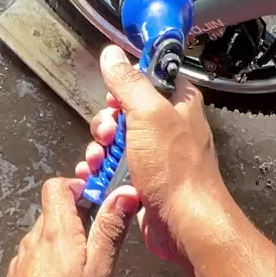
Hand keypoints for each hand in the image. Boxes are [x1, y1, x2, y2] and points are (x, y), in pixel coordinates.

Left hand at [0, 177, 137, 276]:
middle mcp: (32, 240)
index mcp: (55, 231)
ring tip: (86, 276)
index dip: (80, 187)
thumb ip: (110, 230)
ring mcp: (21, 262)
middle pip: (54, 214)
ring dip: (67, 247)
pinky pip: (37, 262)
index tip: (101, 204)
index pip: (57, 186)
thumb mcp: (99, 271)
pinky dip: (53, 267)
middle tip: (102, 248)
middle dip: (79, 222)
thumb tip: (124, 191)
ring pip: (46, 240)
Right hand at [74, 46, 238, 273]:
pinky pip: (113, 172)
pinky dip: (100, 173)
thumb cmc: (174, 168)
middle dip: (106, 126)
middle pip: (123, 115)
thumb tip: (111, 54)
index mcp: (178, 105)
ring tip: (98, 162)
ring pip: (115, 145)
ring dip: (99, 152)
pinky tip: (92, 177)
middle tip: (107, 136)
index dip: (126, 86)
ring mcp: (154, 159)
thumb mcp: (149, 114)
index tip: (114, 100)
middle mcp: (167, 130)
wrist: (183, 223)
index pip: (148, 80)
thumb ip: (129, 82)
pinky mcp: (141, 184)